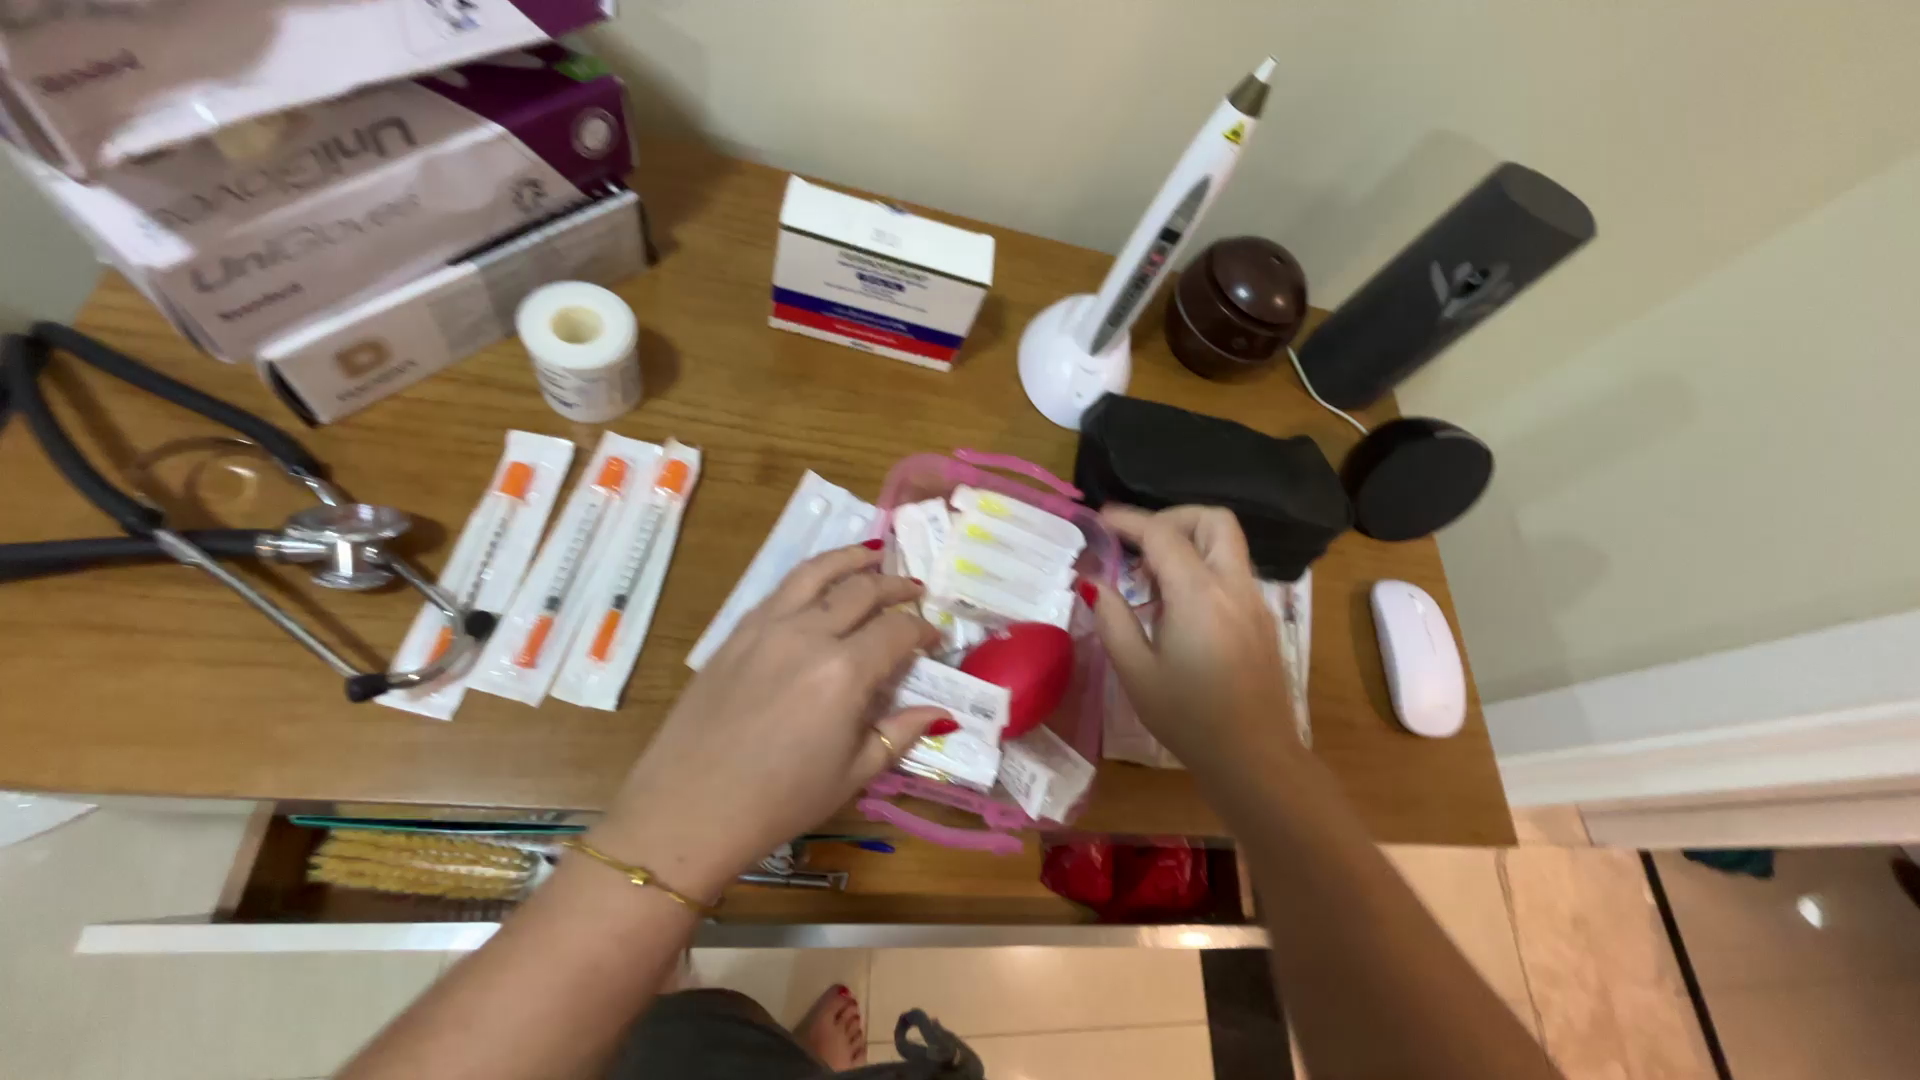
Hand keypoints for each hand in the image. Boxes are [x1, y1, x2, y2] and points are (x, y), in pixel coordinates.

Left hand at [592, 544, 953, 902]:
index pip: (897, 631)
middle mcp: (808, 634)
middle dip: (895, 586)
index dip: (923, 631)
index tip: (935, 640)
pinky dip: (809, 577)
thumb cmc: (780, 801)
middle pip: (862, 590)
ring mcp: (766, 627)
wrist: (689, 808)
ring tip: (872, 555)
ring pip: (816, 573)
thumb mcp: (853, 774)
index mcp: (844, 672)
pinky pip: (780, 589)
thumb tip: (942, 714)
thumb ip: (900, 733)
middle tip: (914, 591)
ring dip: (850, 560)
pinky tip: (819, 584)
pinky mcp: (736, 632)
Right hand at [1087, 505, 1294, 772]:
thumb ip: (1112, 619)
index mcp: (1199, 595)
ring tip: (1151, 580)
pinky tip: (1177, 606)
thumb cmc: (1188, 719)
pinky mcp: (1262, 619)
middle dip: (1173, 518)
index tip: (1101, 519)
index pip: (1163, 535)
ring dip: (1189, 542)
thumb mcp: (1137, 672)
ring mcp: (1255, 601)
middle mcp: (1234, 587)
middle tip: (1138, 542)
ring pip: (1227, 544)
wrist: (1255, 757)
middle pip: (1214, 521)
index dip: (1128, 520)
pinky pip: (1232, 572)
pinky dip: (1203, 566)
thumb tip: (1093, 582)